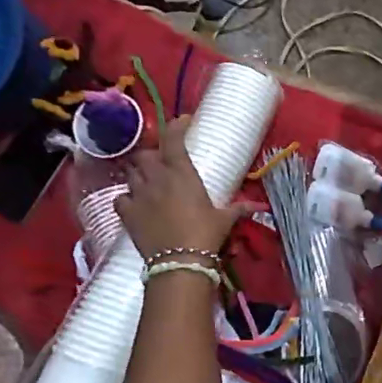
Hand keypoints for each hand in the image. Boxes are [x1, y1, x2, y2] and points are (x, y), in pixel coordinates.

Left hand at [113, 117, 244, 257]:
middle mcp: (157, 178)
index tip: (184, 121)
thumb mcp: (225, 220)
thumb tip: (260, 207)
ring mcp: (138, 194)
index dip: (176, 126)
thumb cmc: (206, 235)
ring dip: (139, 173)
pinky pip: (120, 197)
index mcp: (182, 174)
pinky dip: (126, 197)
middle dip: (152, 155)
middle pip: (145, 154)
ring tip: (149, 181)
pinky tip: (135, 202)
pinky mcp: (125, 213)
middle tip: (163, 161)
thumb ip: (239, 208)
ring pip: (130, 173)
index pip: (173, 139)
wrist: (179, 262)